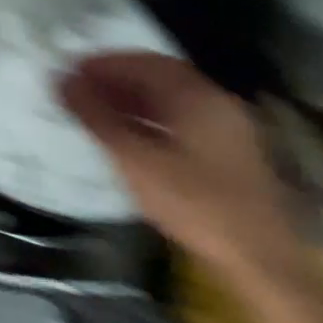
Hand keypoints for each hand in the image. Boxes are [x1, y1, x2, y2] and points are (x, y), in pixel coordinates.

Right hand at [57, 52, 305, 296]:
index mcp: (200, 99)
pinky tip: (126, 135)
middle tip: (76, 90)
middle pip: (160, 78)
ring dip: (130, 99)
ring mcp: (230, 131)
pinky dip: (149, 118)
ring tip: (92, 111)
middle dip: (115, 79)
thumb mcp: (133, 157)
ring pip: (171, 100)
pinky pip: (182, 120)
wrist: (261, 260)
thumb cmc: (193, 203)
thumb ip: (95, 115)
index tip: (67, 71)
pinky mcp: (230, 154)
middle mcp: (220, 105)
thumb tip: (61, 79)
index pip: (144, 62)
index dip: (102, 62)